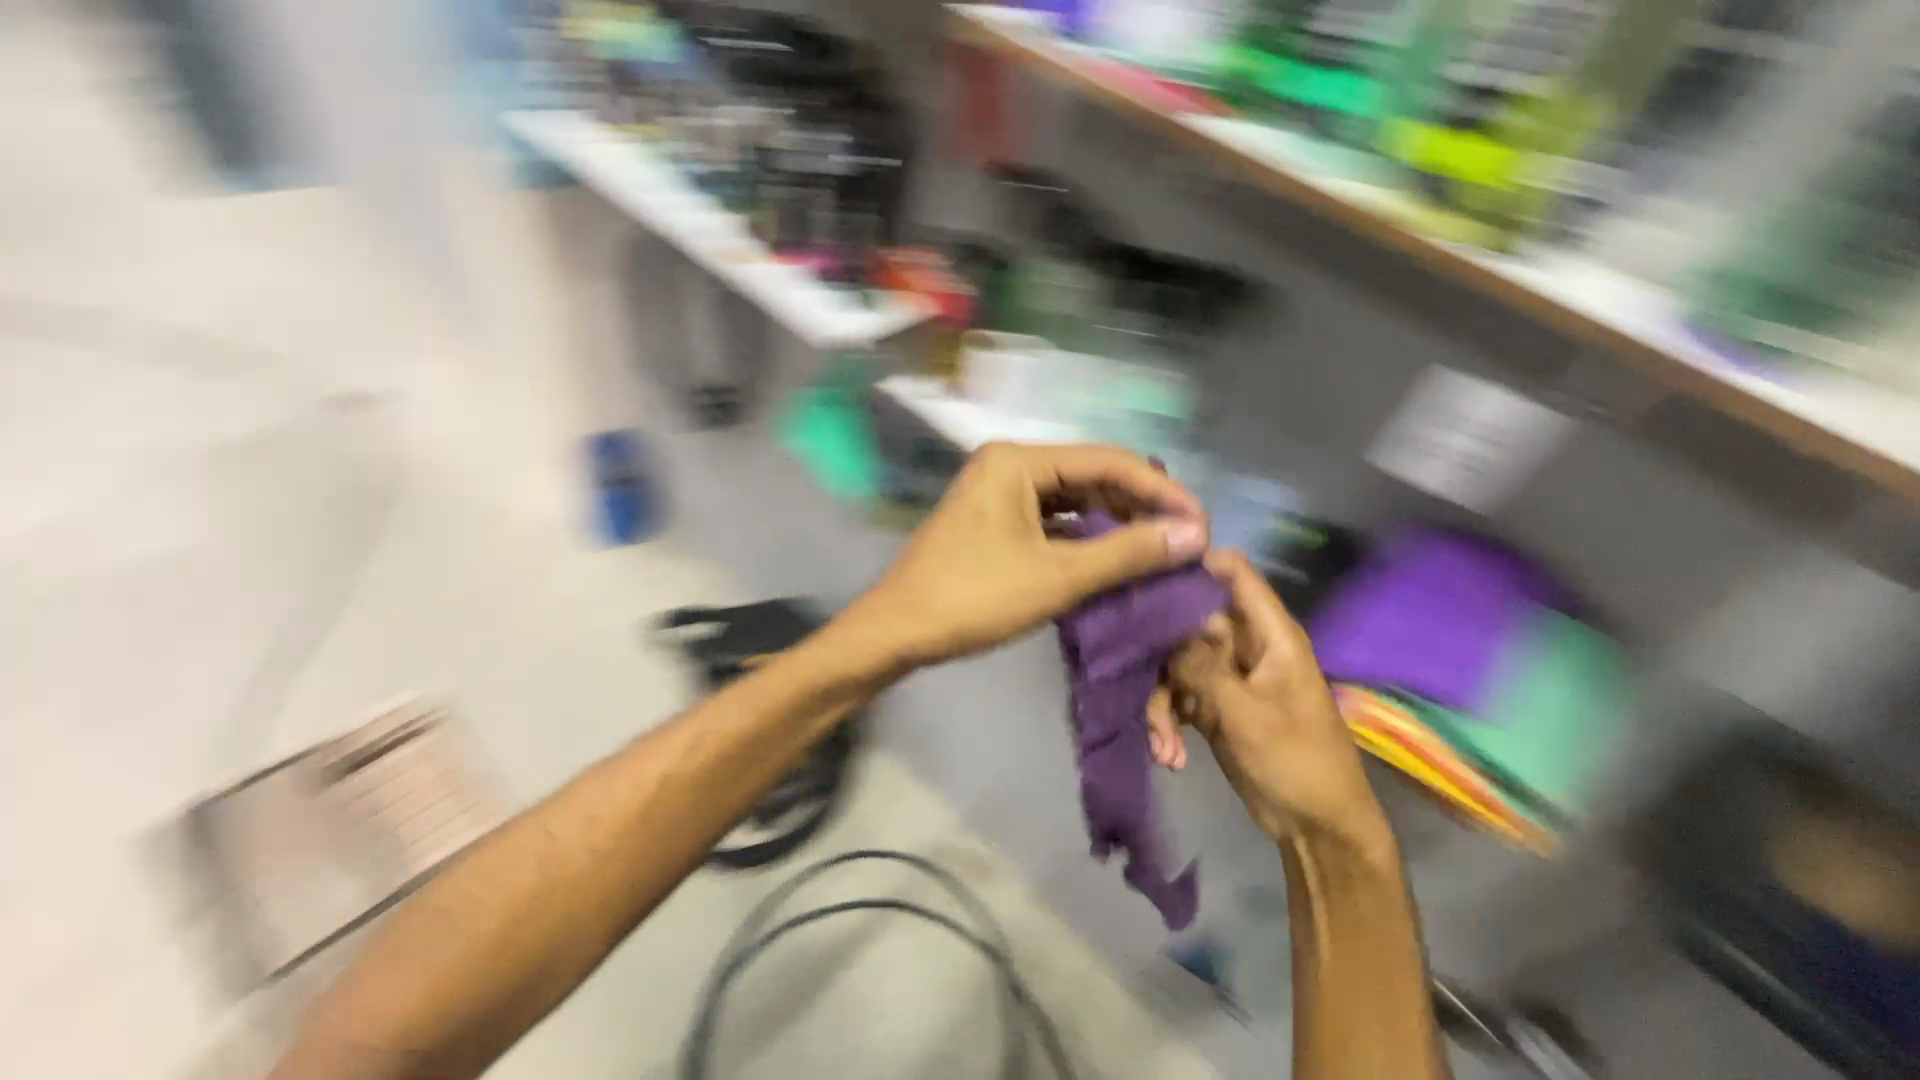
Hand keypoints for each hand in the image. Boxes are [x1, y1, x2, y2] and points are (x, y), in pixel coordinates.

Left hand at [845, 442, 1207, 669]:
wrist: (897, 632)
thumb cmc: (973, 598)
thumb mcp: (1057, 577)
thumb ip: (1128, 552)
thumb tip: (1194, 535)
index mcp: (1018, 461)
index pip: (1108, 462)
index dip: (1161, 492)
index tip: (1202, 525)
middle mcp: (1009, 465)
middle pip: (1092, 477)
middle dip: (1142, 508)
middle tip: (1188, 542)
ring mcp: (1000, 493)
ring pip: (1075, 501)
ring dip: (1117, 525)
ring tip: (1163, 551)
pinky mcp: (996, 522)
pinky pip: (1054, 521)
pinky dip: (1087, 539)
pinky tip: (1118, 560)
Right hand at [1151, 551, 1386, 847]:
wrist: (1317, 828)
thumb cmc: (1296, 761)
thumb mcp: (1246, 713)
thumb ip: (1201, 667)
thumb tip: (1160, 631)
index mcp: (1271, 635)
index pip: (1234, 574)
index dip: (1194, 564)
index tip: (1146, 574)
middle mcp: (1247, 648)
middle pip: (1189, 624)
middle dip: (1159, 655)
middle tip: (1129, 677)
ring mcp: (1229, 679)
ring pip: (1176, 665)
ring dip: (1161, 702)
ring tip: (1163, 746)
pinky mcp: (1214, 708)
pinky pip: (1178, 698)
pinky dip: (1168, 722)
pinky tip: (1169, 755)